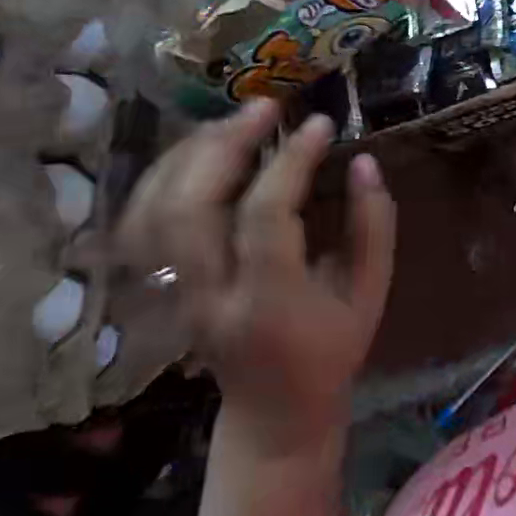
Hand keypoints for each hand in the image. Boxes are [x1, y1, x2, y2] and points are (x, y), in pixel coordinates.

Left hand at [118, 102, 394, 456]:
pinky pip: (142, 223)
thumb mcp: (372, 290)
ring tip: (234, 119)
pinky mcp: (160, 287)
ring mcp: (173, 294)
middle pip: (188, 209)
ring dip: (190, 153)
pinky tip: (201, 148)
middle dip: (224, 145)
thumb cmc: (332, 347)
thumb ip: (374, 225)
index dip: (291, 162)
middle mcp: (206, 298)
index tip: (321, 123)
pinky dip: (166, 175)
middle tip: (266, 107)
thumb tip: (364, 161)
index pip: (264, 218)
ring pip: (153, 212)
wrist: (273, 409)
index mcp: (268, 303)